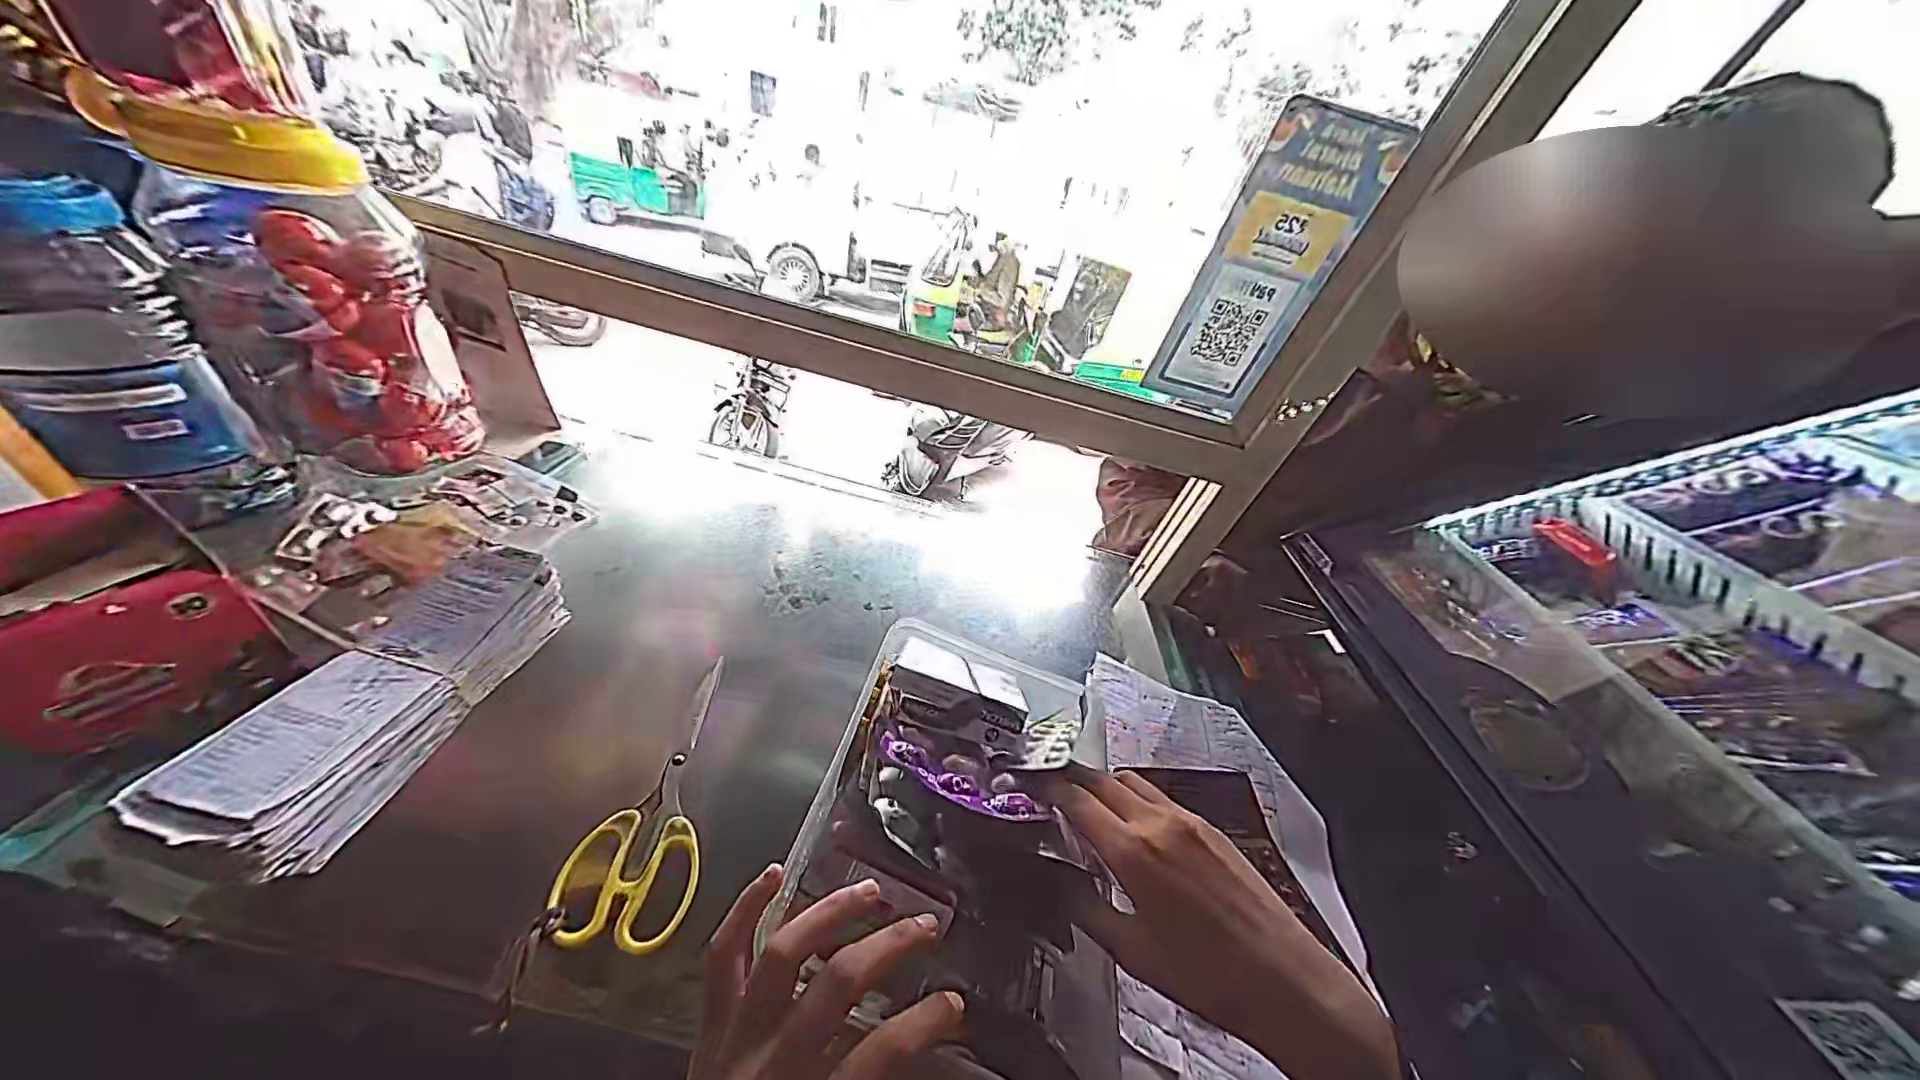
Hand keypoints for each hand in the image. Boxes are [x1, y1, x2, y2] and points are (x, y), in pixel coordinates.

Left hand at [692, 865, 965, 1079]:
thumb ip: (869, 1079)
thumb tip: (917, 1043)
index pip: (878, 1057)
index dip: (922, 1025)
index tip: (953, 1003)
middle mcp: (771, 1060)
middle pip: (837, 984)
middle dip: (888, 946)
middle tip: (924, 926)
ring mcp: (734, 1036)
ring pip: (783, 953)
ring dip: (829, 913)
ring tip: (868, 890)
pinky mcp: (708, 1026)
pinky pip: (722, 957)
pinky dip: (745, 909)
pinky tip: (774, 873)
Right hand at [1054, 770, 1396, 1079]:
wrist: (1284, 980)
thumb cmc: (1209, 974)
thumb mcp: (1131, 951)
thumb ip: (1087, 909)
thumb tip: (1062, 884)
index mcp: (1134, 852)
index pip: (1077, 800)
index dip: (1049, 789)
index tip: (1033, 788)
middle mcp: (1160, 824)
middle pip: (1102, 779)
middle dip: (1072, 780)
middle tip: (1054, 792)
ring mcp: (1188, 821)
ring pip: (1132, 781)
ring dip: (1105, 786)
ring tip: (1092, 809)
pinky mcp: (1210, 828)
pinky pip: (1161, 796)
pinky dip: (1136, 799)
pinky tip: (1135, 828)